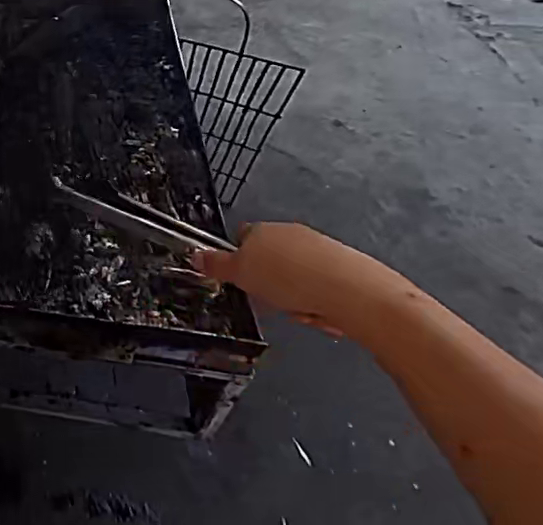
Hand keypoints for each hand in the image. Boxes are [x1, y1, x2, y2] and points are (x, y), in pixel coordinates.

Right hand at [192, 222, 406, 338]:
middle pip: (268, 260)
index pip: (243, 237)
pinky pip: (317, 289)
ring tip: (300, 311)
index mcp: (263, 229)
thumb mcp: (243, 274)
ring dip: (293, 299)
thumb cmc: (291, 277)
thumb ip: (217, 265)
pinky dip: (316, 304)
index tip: (242, 280)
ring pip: (293, 278)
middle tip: (271, 301)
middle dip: (268, 285)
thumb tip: (194, 254)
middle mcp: (290, 234)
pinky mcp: (338, 268)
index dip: (239, 261)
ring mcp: (316, 249)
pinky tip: (320, 313)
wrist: (347, 289)